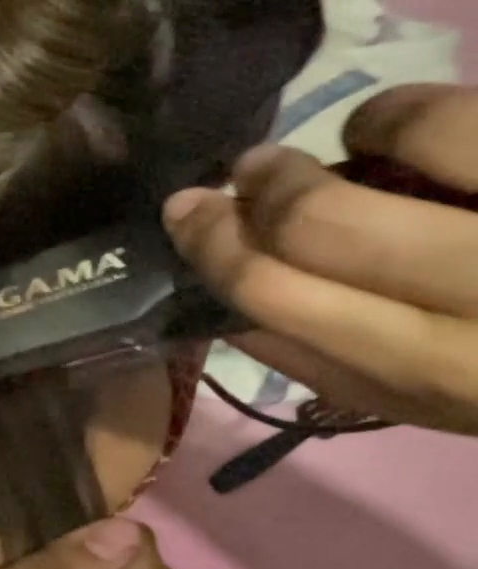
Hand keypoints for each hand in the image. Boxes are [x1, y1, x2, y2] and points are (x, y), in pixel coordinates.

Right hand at [162, 83, 477, 434]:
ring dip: (369, 125)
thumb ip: (322, 360)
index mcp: (420, 366)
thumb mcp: (415, 401)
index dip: (216, 245)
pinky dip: (434, 111)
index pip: (275, 293)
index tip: (188, 210)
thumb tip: (224, 302)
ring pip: (425, 138)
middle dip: (269, 184)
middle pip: (322, 222)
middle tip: (253, 166)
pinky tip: (426, 128)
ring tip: (365, 132)